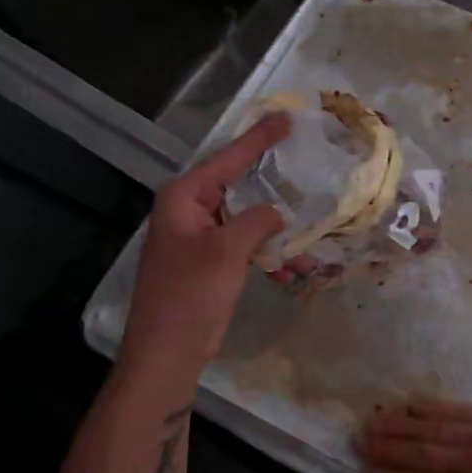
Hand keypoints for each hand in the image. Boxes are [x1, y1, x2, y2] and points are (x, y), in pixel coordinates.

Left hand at [125, 114, 289, 363]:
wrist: (166, 355)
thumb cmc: (191, 297)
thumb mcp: (228, 252)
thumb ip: (257, 220)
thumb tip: (277, 213)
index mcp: (183, 198)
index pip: (227, 158)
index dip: (259, 138)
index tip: (286, 117)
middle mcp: (187, 210)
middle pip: (235, 182)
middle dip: (268, 176)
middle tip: (299, 153)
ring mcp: (196, 237)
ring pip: (243, 215)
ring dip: (273, 225)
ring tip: (305, 222)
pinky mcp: (206, 261)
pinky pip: (241, 242)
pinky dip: (265, 249)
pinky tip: (289, 264)